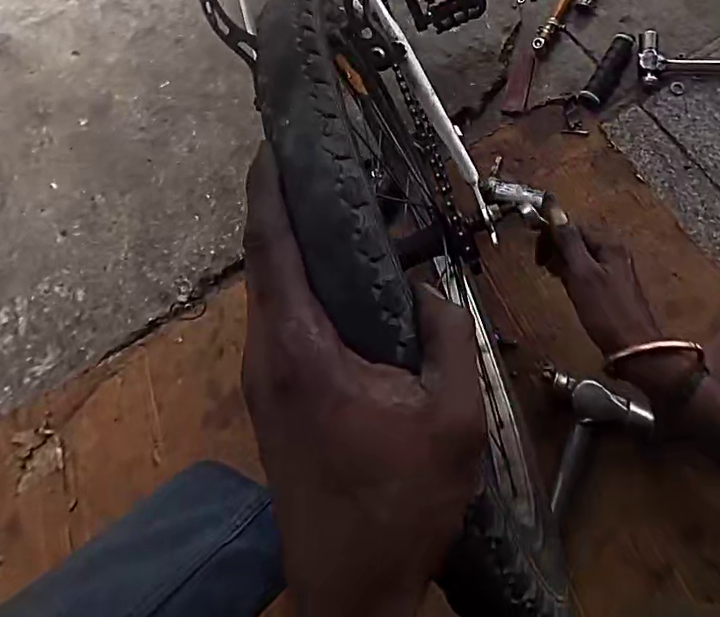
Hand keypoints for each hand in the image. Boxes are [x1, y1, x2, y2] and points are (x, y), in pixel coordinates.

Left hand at [242, 146, 484, 616]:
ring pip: (274, 289)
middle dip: (285, 206)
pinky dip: (306, 281)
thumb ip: (445, 333)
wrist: (355, 586)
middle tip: (322, 166)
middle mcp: (269, 355)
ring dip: (297, 244)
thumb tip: (425, 289)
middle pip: (267, 261)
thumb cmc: (402, 501)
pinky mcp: (277, 395)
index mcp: (301, 348)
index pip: (272, 249)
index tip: (272, 147)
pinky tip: (346, 276)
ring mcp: (267, 378)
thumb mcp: (452, 414)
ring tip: (339, 208)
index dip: (268, 191)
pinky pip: (286, 317)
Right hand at [534, 217, 699, 402]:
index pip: (574, 226)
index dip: (552, 235)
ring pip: (582, 256)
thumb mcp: (582, 274)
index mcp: (609, 245)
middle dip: (558, 248)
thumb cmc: (607, 314)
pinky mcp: (613, 287)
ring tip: (553, 275)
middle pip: (578, 239)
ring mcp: (615, 270)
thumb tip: (554, 210)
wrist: (634, 350)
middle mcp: (614, 253)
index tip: (538, 251)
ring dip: (564, 262)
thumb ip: (568, 241)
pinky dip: (573, 274)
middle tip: (544, 264)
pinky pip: (588, 271)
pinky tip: (568, 286)